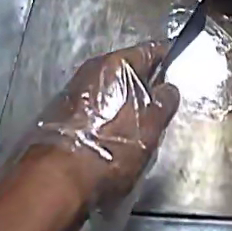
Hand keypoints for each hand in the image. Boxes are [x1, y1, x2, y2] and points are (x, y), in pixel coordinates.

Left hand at [19, 42, 181, 206]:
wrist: (55, 180)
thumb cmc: (108, 149)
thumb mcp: (148, 129)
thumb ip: (164, 102)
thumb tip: (169, 88)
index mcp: (118, 63)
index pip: (150, 50)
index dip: (166, 57)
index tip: (176, 64)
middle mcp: (94, 67)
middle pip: (127, 68)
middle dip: (143, 83)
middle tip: (157, 104)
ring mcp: (75, 87)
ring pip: (108, 87)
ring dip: (121, 100)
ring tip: (133, 126)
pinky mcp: (61, 110)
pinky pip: (92, 104)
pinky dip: (103, 114)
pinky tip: (107, 137)